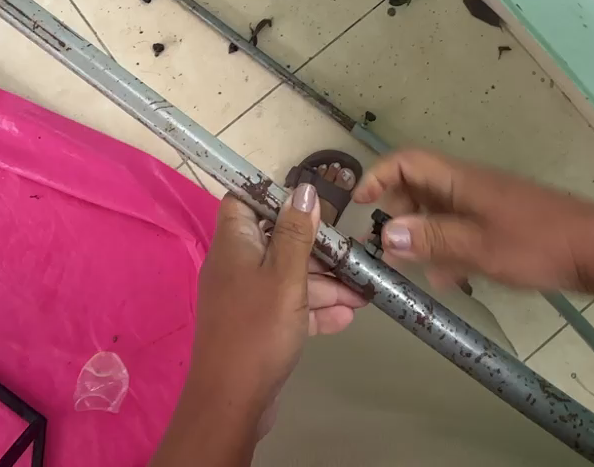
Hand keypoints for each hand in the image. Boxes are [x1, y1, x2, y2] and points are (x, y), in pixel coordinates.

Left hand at [185, 188, 365, 415]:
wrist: (231, 405)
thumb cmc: (258, 329)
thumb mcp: (286, 275)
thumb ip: (297, 232)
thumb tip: (304, 189)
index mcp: (235, 243)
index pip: (244, 201)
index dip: (273, 196)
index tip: (308, 202)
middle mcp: (236, 264)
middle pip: (277, 241)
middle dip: (316, 249)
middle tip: (351, 256)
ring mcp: (245, 297)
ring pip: (287, 276)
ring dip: (324, 284)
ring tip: (362, 294)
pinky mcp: (256, 326)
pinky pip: (287, 306)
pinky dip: (313, 309)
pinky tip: (346, 317)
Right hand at [352, 148, 593, 292]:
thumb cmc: (536, 242)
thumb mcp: (477, 246)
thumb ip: (430, 239)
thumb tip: (385, 233)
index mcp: (458, 180)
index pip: (406, 162)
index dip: (378, 176)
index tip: (358, 203)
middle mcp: (467, 185)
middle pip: (418, 186)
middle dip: (395, 212)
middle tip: (384, 246)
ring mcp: (484, 203)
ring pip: (437, 210)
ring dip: (420, 234)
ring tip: (411, 268)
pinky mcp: (499, 222)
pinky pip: (459, 227)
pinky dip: (445, 246)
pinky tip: (448, 277)